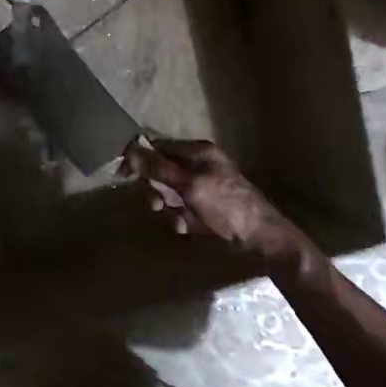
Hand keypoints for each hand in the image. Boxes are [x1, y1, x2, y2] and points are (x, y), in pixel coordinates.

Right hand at [124, 140, 306, 265]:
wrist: (261, 239)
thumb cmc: (227, 206)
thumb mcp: (191, 185)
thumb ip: (159, 168)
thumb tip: (130, 150)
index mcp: (197, 152)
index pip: (157, 147)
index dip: (139, 160)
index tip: (124, 175)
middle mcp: (197, 166)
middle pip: (159, 173)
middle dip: (156, 192)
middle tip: (159, 205)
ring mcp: (200, 188)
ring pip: (166, 196)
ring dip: (169, 210)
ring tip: (181, 221)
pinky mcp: (202, 209)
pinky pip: (178, 211)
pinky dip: (181, 221)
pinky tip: (190, 229)